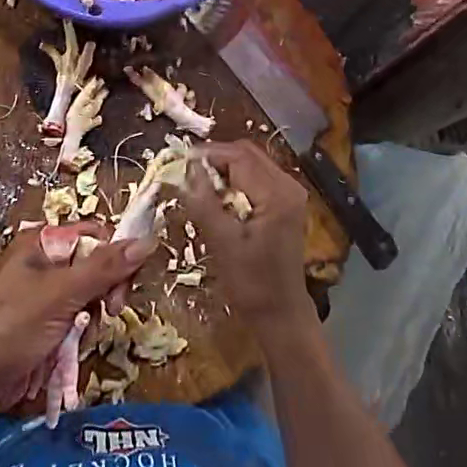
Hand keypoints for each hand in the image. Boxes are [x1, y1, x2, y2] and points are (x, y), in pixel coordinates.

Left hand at [0, 221, 150, 414]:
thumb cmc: (11, 326)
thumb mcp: (61, 293)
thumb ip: (106, 268)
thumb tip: (147, 241)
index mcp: (43, 243)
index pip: (96, 235)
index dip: (116, 255)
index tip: (124, 283)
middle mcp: (46, 263)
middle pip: (98, 266)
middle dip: (107, 291)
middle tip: (110, 312)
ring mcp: (46, 296)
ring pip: (93, 297)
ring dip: (94, 318)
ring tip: (81, 336)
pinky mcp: (46, 324)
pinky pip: (79, 320)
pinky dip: (81, 334)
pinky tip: (72, 347)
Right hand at [170, 141, 311, 327]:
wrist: (280, 313)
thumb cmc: (252, 283)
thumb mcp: (223, 242)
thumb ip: (204, 202)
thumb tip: (185, 169)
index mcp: (278, 194)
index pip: (239, 157)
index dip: (207, 154)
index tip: (178, 161)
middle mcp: (289, 186)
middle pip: (247, 154)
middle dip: (215, 158)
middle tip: (184, 171)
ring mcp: (289, 194)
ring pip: (251, 163)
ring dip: (223, 168)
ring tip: (196, 182)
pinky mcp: (284, 203)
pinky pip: (256, 178)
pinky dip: (234, 180)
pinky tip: (216, 196)